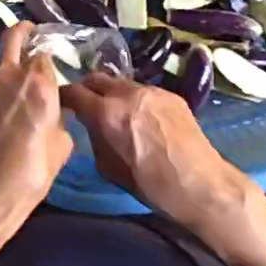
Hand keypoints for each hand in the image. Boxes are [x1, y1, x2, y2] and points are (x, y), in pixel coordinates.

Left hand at [0, 24, 72, 221]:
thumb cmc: (33, 169)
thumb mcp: (62, 145)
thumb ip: (61, 118)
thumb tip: (56, 113)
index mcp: (40, 82)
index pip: (45, 55)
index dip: (50, 60)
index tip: (54, 66)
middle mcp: (11, 75)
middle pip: (13, 39)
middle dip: (22, 33)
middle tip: (29, 32)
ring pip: (1, 64)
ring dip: (10, 68)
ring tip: (18, 88)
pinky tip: (4, 110)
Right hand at [59, 73, 261, 254]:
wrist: (204, 187)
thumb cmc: (152, 185)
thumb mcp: (109, 167)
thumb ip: (94, 138)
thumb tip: (90, 125)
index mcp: (107, 113)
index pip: (73, 91)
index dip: (63, 98)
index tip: (62, 107)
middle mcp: (127, 93)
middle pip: (95, 78)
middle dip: (86, 90)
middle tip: (86, 107)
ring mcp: (151, 90)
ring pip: (120, 83)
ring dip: (111, 94)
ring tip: (116, 113)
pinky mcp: (171, 94)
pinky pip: (142, 91)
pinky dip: (134, 99)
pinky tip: (142, 119)